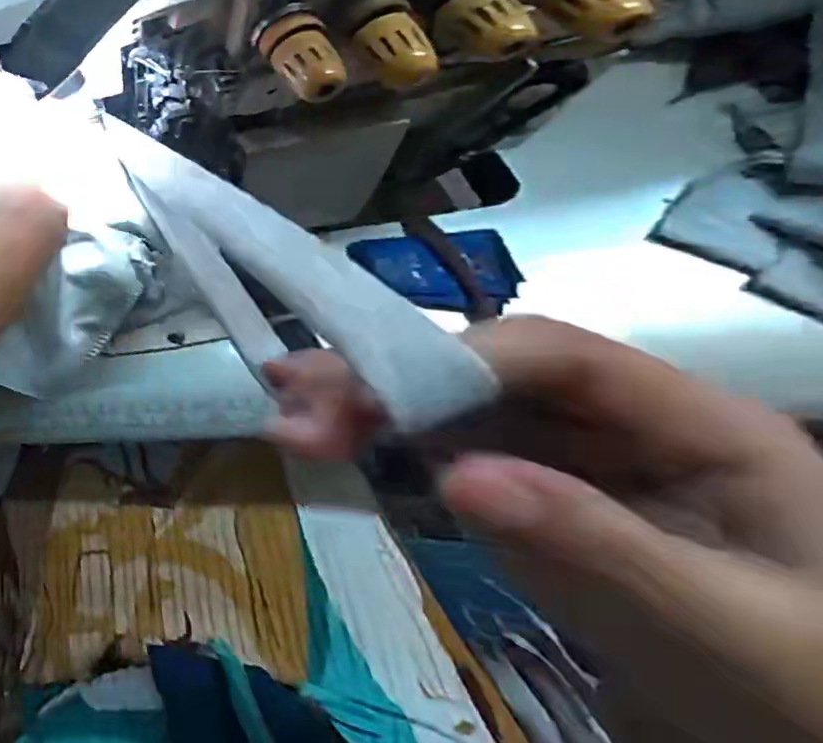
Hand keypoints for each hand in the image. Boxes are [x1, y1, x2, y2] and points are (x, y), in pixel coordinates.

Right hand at [266, 317, 822, 741]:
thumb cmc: (802, 700)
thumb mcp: (730, 639)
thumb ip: (602, 551)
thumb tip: (458, 477)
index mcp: (695, 424)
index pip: (549, 354)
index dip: (445, 361)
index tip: (360, 403)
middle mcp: (614, 421)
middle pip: (476, 371)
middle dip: (378, 381)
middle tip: (290, 402)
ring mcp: (563, 454)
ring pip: (443, 404)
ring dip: (358, 402)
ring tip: (284, 410)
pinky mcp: (522, 490)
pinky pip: (438, 449)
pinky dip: (374, 440)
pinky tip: (321, 434)